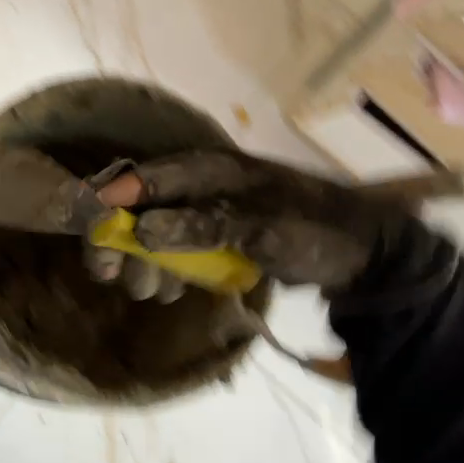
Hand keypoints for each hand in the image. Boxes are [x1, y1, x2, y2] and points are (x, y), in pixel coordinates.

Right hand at [96, 151, 458, 291]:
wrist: (371, 256)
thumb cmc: (316, 232)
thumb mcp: (262, 229)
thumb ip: (201, 226)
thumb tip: (142, 230)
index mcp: (207, 169)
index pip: (142, 177)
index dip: (109, 201)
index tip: (92, 234)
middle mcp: (196, 185)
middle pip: (134, 207)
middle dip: (119, 242)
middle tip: (114, 276)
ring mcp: (202, 211)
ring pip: (148, 233)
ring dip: (142, 263)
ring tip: (156, 292)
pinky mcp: (211, 236)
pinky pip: (170, 250)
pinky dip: (163, 270)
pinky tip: (170, 290)